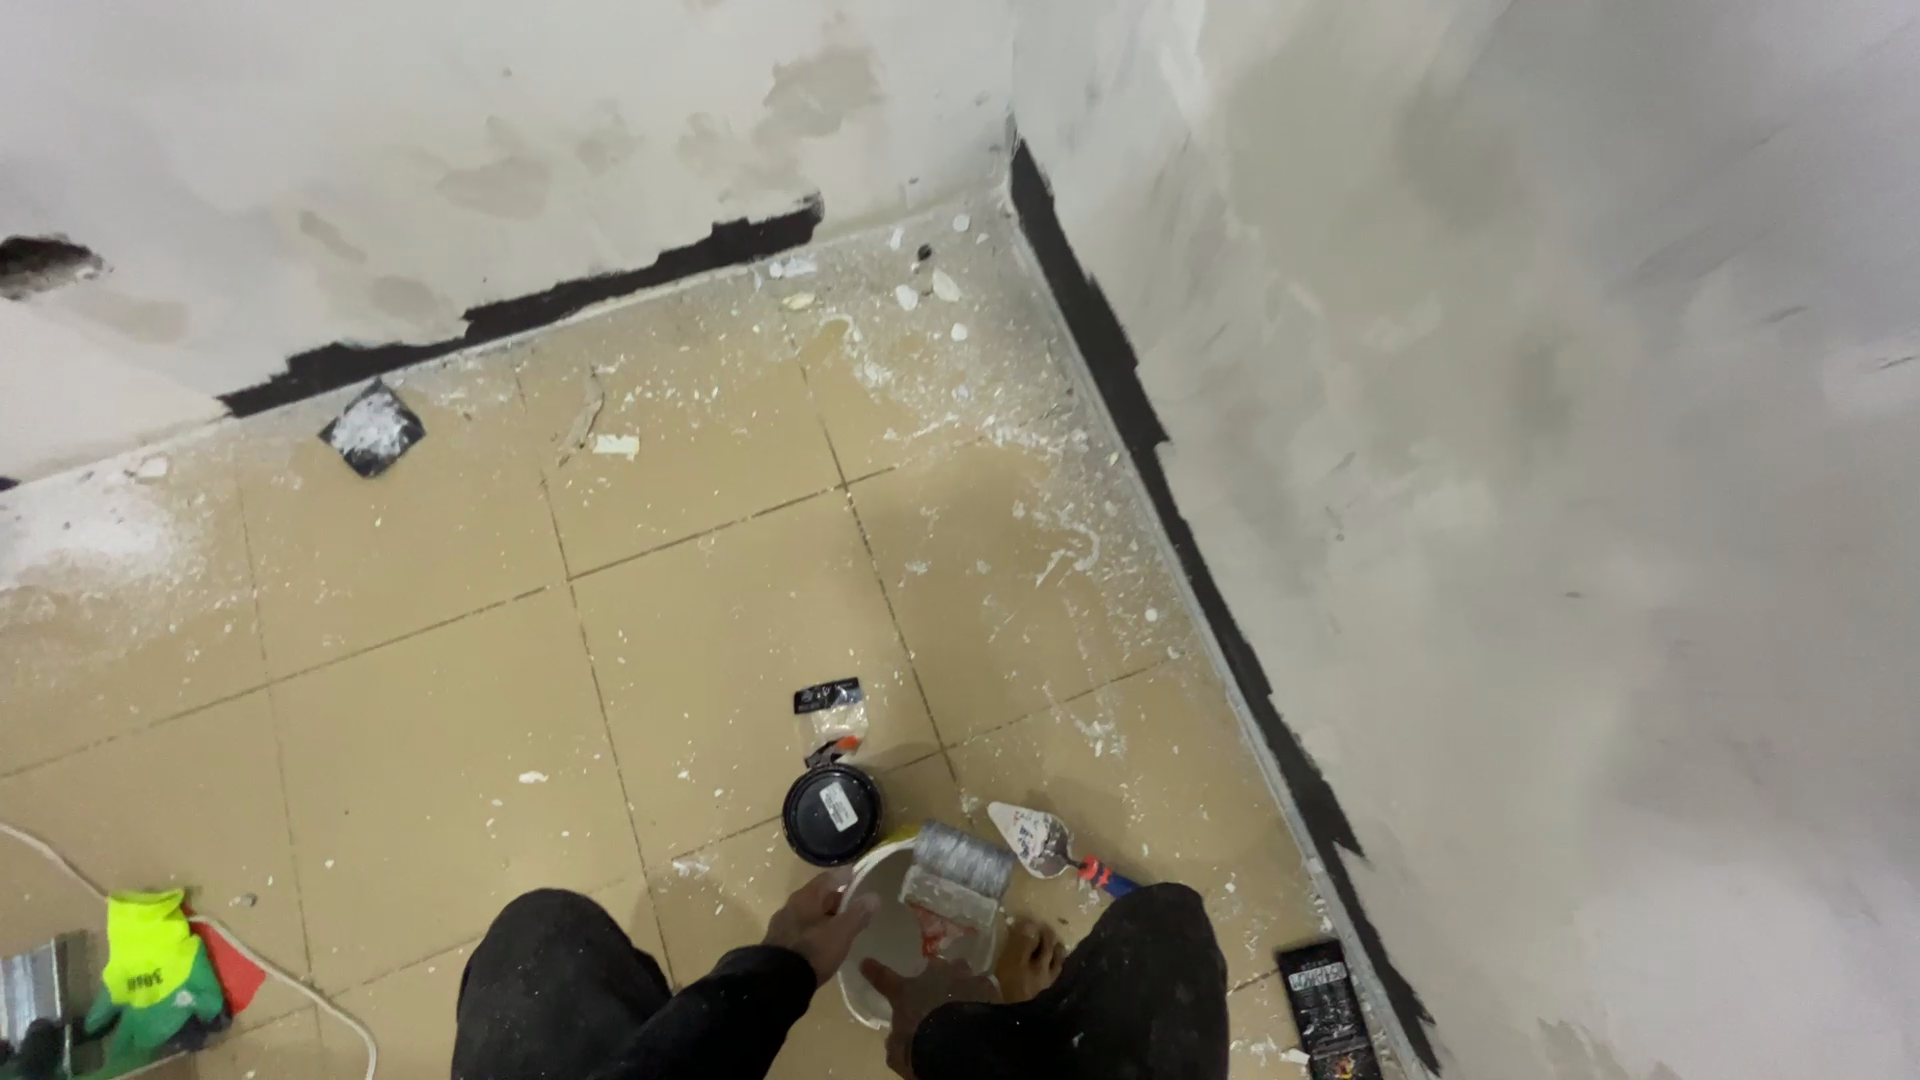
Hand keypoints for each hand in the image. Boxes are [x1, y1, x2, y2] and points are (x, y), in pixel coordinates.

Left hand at [763, 868, 879, 985]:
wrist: (777, 983)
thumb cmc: (813, 950)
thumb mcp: (842, 932)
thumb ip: (858, 913)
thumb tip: (874, 896)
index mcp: (807, 896)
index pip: (829, 878)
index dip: (845, 876)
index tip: (857, 877)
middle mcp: (791, 905)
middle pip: (818, 895)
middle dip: (836, 899)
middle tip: (853, 906)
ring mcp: (782, 925)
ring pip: (809, 913)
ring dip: (824, 916)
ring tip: (840, 927)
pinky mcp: (777, 945)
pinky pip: (801, 929)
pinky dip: (814, 931)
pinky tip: (822, 943)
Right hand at [860, 956, 1000, 1078]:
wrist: (960, 1046)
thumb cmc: (922, 1047)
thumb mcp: (899, 1052)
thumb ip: (896, 1040)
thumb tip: (895, 1038)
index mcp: (906, 992)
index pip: (884, 979)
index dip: (874, 971)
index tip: (865, 962)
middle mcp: (933, 975)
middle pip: (932, 968)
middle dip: (935, 978)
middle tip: (938, 995)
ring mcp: (961, 975)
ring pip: (959, 970)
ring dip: (959, 982)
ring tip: (964, 998)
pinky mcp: (985, 983)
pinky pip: (982, 984)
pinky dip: (981, 994)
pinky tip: (983, 1006)